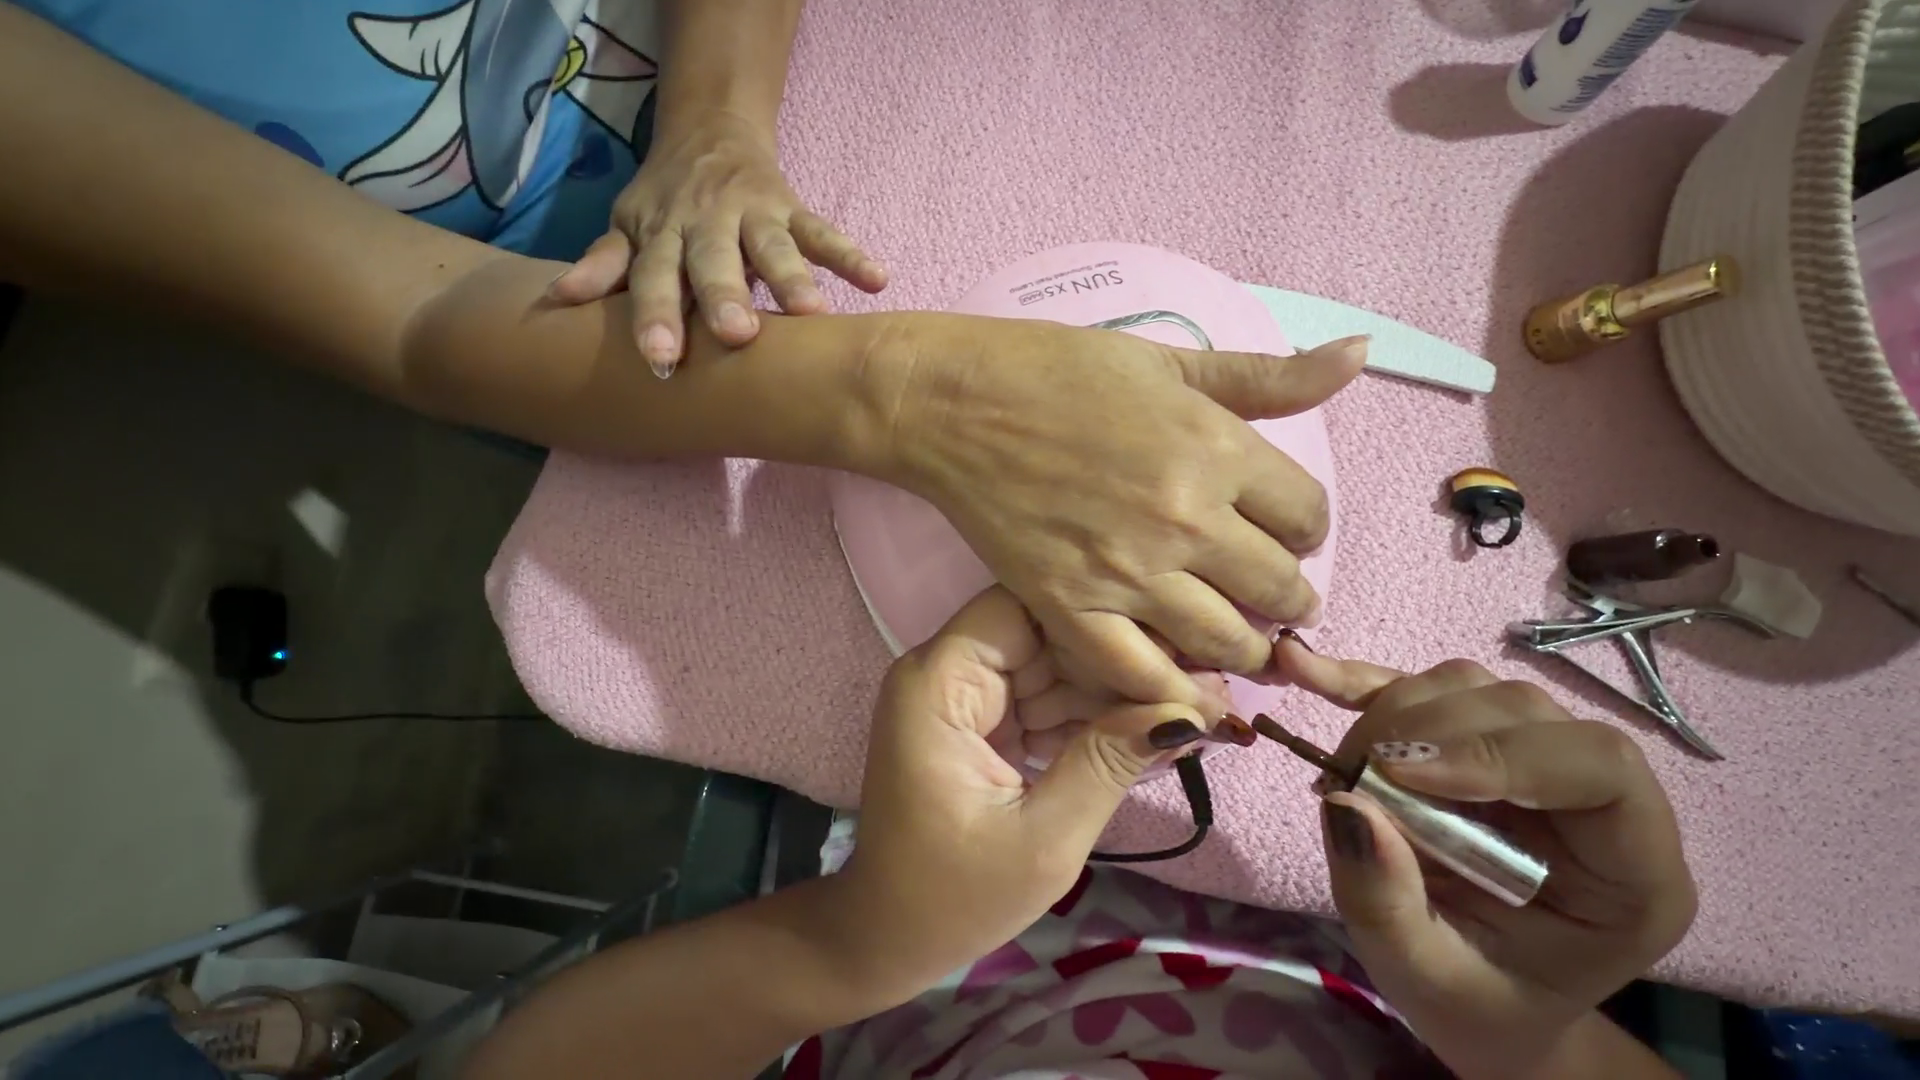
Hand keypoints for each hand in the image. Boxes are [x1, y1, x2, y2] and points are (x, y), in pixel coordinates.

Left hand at [548, 111, 886, 377]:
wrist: (710, 133)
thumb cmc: (666, 200)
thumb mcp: (629, 226)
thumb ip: (605, 264)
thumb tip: (558, 301)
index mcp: (664, 233)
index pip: (655, 277)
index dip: (655, 315)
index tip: (661, 360)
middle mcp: (708, 221)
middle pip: (715, 261)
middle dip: (727, 295)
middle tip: (738, 336)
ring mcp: (755, 213)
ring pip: (776, 246)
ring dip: (795, 277)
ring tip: (815, 313)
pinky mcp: (794, 209)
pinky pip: (824, 231)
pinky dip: (850, 254)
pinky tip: (877, 279)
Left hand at [838, 587, 1202, 995]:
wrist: (889, 936)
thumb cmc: (955, 897)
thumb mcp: (1044, 838)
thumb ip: (1109, 762)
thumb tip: (1193, 709)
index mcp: (939, 682)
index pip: (1026, 606)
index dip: (1101, 620)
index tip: (1176, 647)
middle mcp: (944, 672)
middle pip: (1042, 633)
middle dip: (1119, 660)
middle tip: (1207, 682)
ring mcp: (961, 696)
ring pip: (1049, 664)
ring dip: (1113, 690)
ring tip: (1195, 704)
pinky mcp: (977, 722)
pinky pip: (1041, 697)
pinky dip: (1088, 716)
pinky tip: (1149, 730)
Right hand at [873, 316, 1367, 711]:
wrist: (957, 403)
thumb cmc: (1057, 369)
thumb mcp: (1168, 360)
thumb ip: (1267, 376)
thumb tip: (1360, 354)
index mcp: (1216, 450)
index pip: (1310, 517)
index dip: (1304, 529)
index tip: (1279, 530)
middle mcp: (1185, 520)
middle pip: (1282, 590)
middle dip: (1287, 595)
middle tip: (1263, 591)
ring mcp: (1126, 573)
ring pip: (1226, 643)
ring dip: (1244, 646)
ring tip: (1230, 633)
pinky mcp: (1068, 607)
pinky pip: (1140, 674)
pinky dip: (1174, 689)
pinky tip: (1184, 681)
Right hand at [1274, 637, 1696, 1078]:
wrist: (1475, 995)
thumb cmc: (1473, 1001)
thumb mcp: (1428, 978)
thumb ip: (1389, 902)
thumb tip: (1345, 800)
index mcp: (1629, 871)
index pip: (1598, 766)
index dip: (1500, 751)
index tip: (1404, 777)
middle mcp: (1593, 798)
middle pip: (1520, 711)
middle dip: (1424, 733)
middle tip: (1352, 779)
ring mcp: (1529, 758)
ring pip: (1467, 688)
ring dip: (1392, 713)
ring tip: (1345, 769)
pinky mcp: (1465, 741)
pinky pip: (1415, 689)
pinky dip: (1354, 679)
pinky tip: (1300, 666)